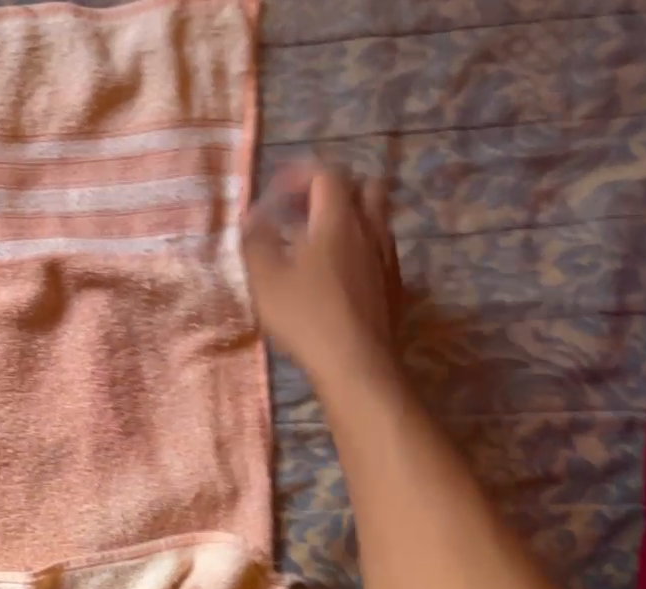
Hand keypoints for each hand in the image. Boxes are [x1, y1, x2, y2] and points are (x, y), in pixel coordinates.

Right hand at [241, 164, 401, 388]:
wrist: (355, 358)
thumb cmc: (304, 315)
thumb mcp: (265, 280)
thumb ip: (256, 242)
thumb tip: (252, 216)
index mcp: (338, 221)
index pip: (328, 175)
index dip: (301, 174)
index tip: (278, 188)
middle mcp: (370, 228)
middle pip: (363, 187)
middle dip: (331, 190)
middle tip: (302, 210)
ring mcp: (386, 254)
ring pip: (374, 217)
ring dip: (346, 218)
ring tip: (314, 241)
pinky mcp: (393, 280)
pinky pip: (377, 247)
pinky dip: (356, 245)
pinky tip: (334, 272)